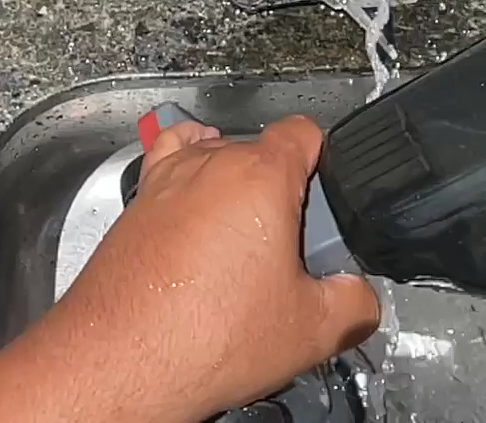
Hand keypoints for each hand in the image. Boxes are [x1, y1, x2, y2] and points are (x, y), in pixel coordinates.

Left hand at [0, 116, 378, 422]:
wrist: (125, 352)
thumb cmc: (209, 332)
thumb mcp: (310, 330)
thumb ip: (353, 302)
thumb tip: (359, 295)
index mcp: (263, 176)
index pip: (303, 131)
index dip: (322, 155)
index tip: (327, 187)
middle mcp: (215, 160)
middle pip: (262, 152)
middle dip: (282, 189)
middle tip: (290, 245)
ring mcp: (172, 173)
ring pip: (218, 157)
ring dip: (236, 186)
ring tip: (242, 240)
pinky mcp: (141, 194)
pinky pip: (170, 155)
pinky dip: (188, 161)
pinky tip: (196, 189)